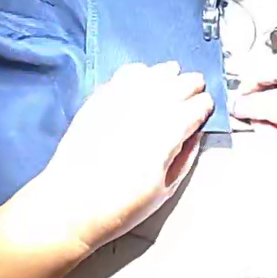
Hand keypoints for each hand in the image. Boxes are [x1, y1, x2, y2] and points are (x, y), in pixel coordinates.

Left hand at [11, 61, 212, 253]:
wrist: (71, 204)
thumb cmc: (119, 205)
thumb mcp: (165, 189)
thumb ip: (185, 156)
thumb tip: (194, 134)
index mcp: (168, 131)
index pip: (199, 105)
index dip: (205, 107)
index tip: (204, 111)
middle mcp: (147, 108)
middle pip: (181, 82)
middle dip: (192, 87)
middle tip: (194, 93)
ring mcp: (121, 99)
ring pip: (156, 72)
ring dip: (168, 76)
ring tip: (172, 81)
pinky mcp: (100, 98)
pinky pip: (126, 73)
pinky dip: (140, 73)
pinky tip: (142, 82)